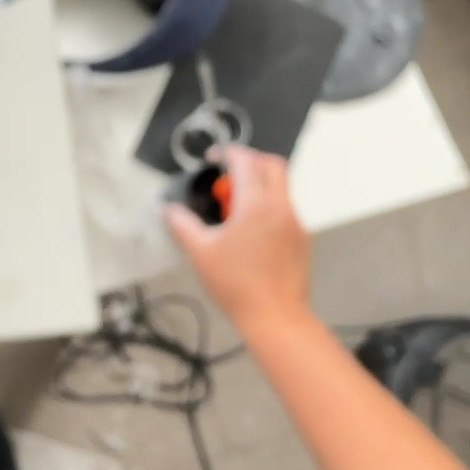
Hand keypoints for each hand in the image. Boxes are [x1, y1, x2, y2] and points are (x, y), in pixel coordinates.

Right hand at [164, 146, 312, 330]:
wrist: (276, 317)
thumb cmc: (235, 283)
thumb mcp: (200, 252)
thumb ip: (182, 225)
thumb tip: (168, 210)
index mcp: (255, 204)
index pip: (245, 161)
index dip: (228, 153)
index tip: (213, 159)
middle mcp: (280, 206)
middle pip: (272, 165)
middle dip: (250, 161)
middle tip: (229, 174)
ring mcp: (295, 222)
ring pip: (281, 187)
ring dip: (260, 185)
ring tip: (236, 208)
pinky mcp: (302, 239)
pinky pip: (286, 209)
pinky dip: (268, 206)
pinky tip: (251, 231)